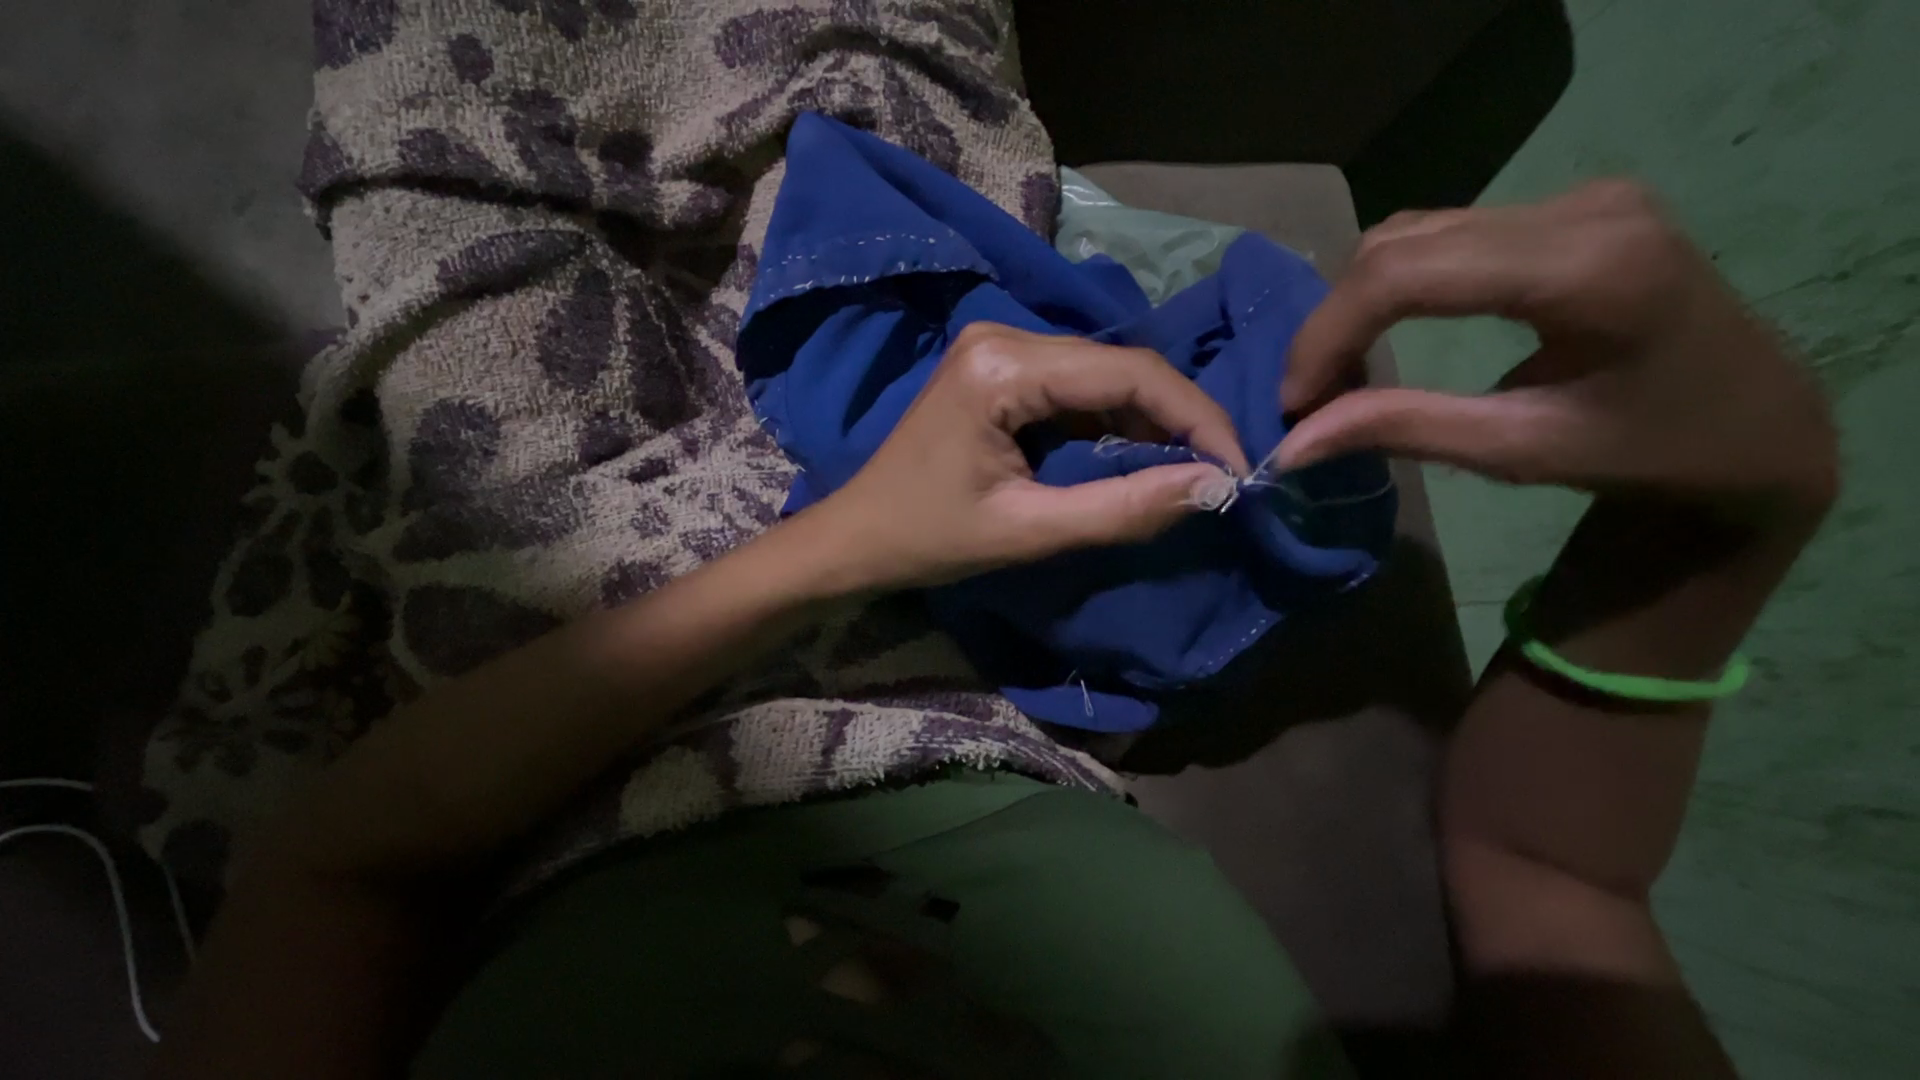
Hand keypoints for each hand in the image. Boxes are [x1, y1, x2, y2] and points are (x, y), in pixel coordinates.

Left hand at [817, 322, 1247, 588]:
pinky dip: (1113, 423)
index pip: (1128, 373)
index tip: (1239, 467)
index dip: (1196, 417)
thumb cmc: (928, 540)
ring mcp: (998, 346)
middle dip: (1177, 419)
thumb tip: (1215, 489)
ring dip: (1148, 422)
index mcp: (1001, 365)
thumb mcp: (1029, 533)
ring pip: (1103, 375)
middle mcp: (1002, 335)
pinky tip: (1135, 458)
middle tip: (1219, 474)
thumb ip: (1123, 510)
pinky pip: (1077, 387)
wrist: (857, 537)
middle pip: (1120, 366)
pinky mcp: (999, 367)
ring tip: (1186, 472)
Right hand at [1276, 180, 1837, 518]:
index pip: (1407, 274)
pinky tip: (1381, 334)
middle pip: (1399, 246)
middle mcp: (1581, 209)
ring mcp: (1575, 198)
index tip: (1293, 402)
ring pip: (1410, 233)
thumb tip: (1288, 446)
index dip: (1328, 334)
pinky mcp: (1564, 208)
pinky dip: (1390, 287)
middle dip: (1333, 324)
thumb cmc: (1649, 452)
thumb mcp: (1519, 451)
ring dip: (1354, 304)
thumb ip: (1400, 431)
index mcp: (1589, 269)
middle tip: (1309, 398)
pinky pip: (1439, 234)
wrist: (1756, 421)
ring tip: (1340, 373)